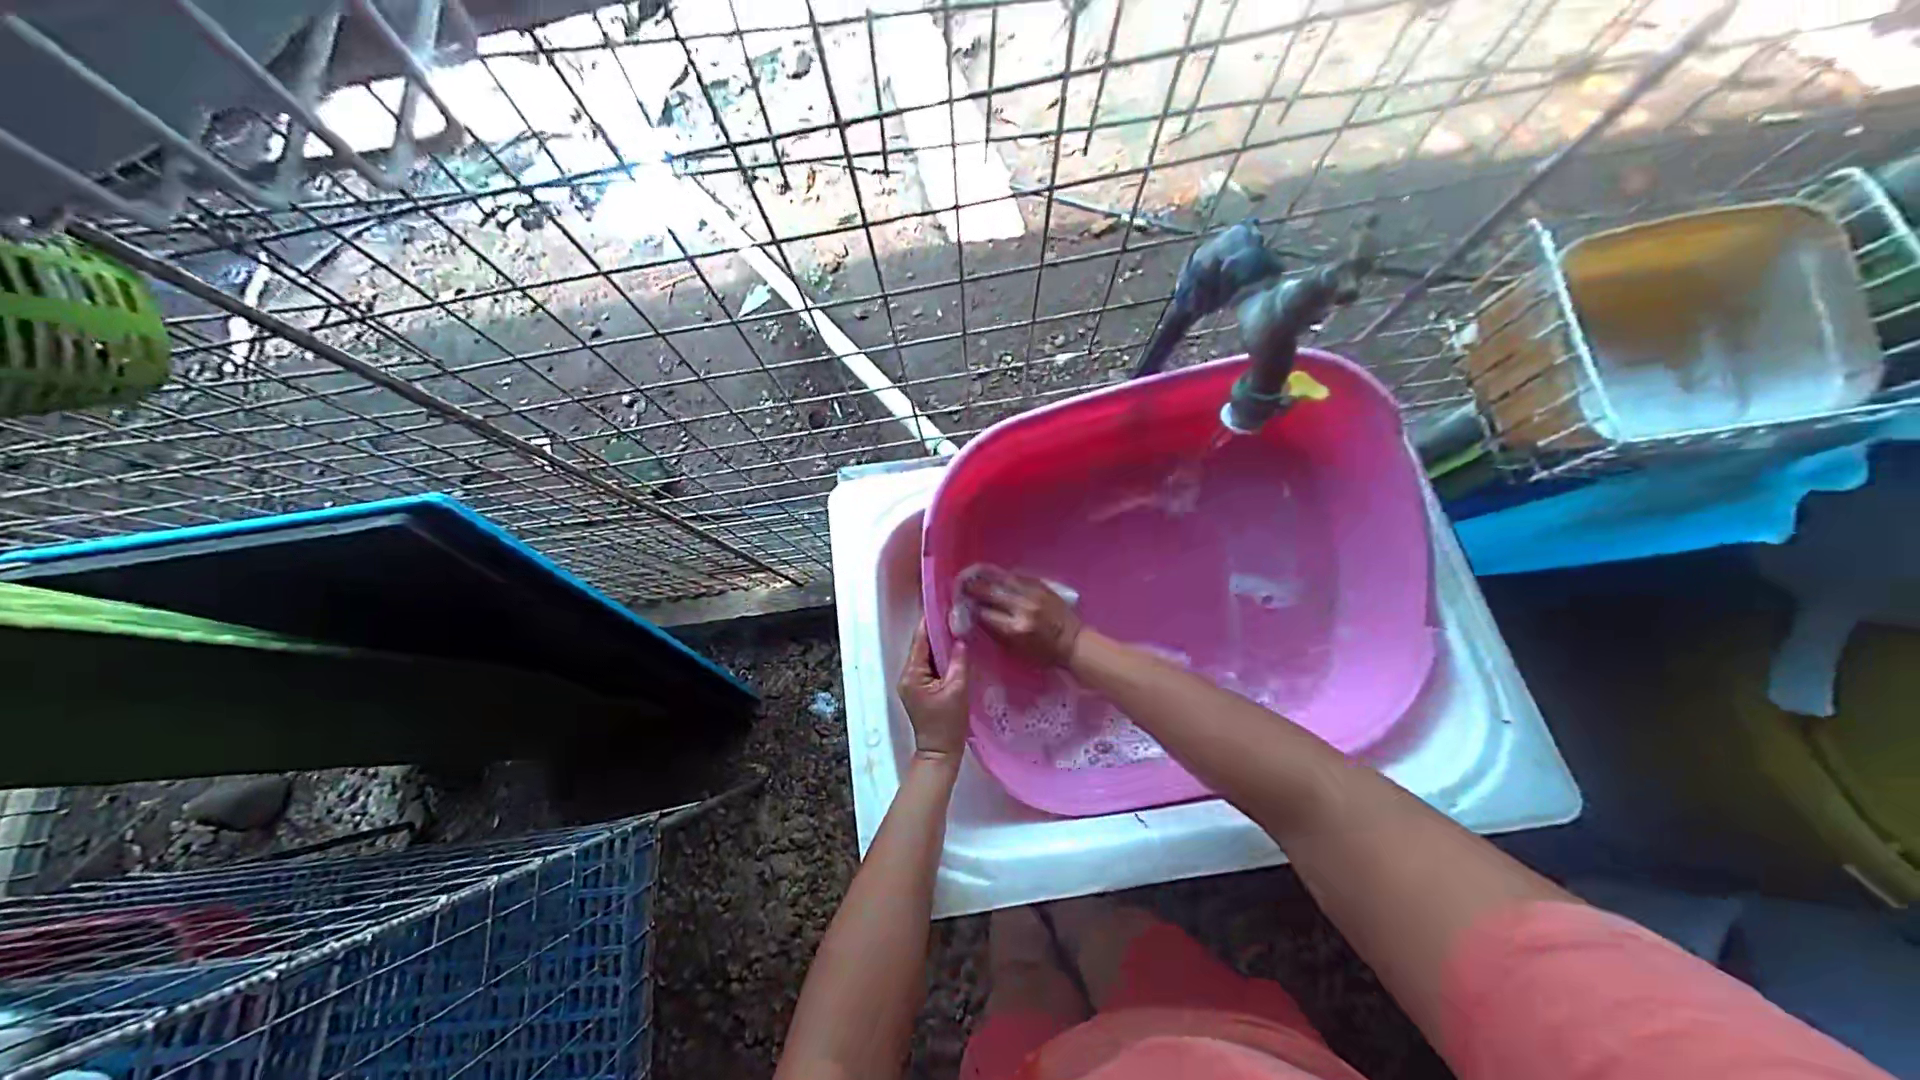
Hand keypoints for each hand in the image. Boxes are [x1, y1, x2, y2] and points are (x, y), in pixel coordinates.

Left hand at [898, 617, 969, 760]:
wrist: (940, 752)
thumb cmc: (948, 724)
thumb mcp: (957, 689)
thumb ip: (958, 661)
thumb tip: (960, 637)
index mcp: (912, 673)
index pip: (920, 639)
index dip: (931, 621)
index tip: (944, 604)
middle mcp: (907, 674)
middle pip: (922, 645)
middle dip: (938, 629)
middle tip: (955, 613)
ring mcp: (912, 681)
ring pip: (927, 654)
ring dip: (940, 642)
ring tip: (957, 626)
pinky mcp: (920, 687)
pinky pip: (930, 665)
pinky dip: (941, 655)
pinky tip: (954, 648)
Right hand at [962, 566, 1082, 667]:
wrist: (1073, 642)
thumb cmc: (1043, 653)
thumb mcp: (1015, 648)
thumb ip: (995, 630)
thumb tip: (977, 614)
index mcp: (1015, 628)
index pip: (984, 613)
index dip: (971, 607)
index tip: (961, 602)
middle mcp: (1022, 607)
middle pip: (990, 592)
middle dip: (973, 587)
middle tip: (961, 584)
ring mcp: (1032, 593)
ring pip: (1003, 578)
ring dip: (985, 575)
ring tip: (972, 574)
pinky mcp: (1041, 585)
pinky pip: (1017, 576)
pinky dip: (1003, 575)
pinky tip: (994, 574)